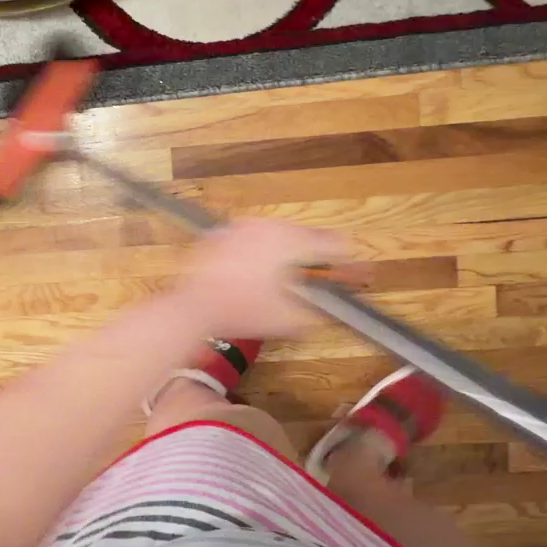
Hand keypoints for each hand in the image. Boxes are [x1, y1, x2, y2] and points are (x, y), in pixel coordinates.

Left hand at [173, 219, 350, 338]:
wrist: (192, 305)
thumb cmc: (241, 311)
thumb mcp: (286, 319)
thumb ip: (315, 315)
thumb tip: (327, 314)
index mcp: (289, 240)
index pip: (330, 242)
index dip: (346, 257)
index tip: (354, 268)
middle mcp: (267, 226)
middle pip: (303, 234)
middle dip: (316, 252)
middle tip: (327, 268)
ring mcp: (242, 226)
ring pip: (277, 233)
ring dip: (289, 249)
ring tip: (293, 270)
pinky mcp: (223, 234)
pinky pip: (253, 237)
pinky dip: (263, 249)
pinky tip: (260, 269)